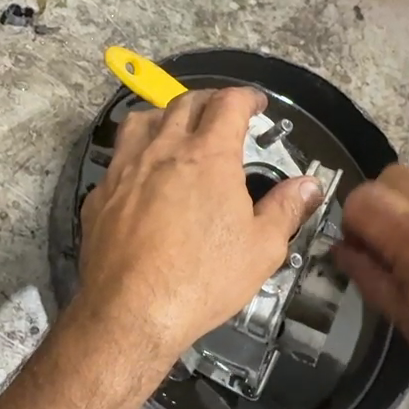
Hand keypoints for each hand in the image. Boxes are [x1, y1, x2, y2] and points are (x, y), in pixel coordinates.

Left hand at [75, 87, 324, 373]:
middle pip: (184, 104)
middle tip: (222, 113)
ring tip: (177, 129)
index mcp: (207, 156)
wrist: (132, 311)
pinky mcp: (100, 195)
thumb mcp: (262, 249)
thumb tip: (307, 186)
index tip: (255, 104)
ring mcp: (125, 170)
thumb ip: (286, 209)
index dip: (246, 97)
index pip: (228, 104)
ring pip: (142, 121)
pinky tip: (142, 175)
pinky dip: (135, 154)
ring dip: (165, 116)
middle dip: (209, 100)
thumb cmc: (201, 280)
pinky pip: (117, 158)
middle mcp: (162, 151)